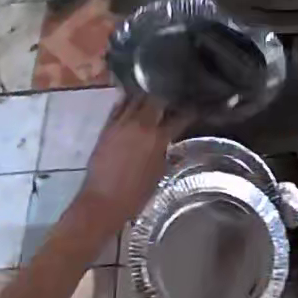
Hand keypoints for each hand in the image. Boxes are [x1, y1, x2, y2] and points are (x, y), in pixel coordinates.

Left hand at [78, 94, 189, 224]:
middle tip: (172, 101)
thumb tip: (170, 142)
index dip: (190, 112)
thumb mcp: (160, 172)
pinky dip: (128, 101)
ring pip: (137, 98)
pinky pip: (119, 106)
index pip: (180, 117)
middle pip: (157, 99)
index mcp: (158, 138)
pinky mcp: (107, 126)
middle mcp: (141, 125)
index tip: (194, 110)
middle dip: (167, 98)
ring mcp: (122, 123)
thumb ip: (166, 152)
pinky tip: (133, 103)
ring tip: (154, 98)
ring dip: (147, 97)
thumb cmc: (136, 194)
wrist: (103, 201)